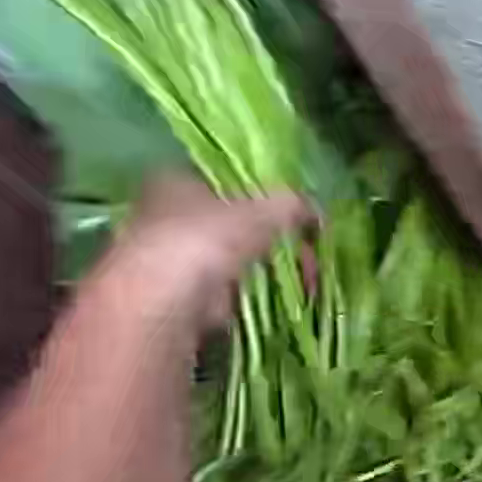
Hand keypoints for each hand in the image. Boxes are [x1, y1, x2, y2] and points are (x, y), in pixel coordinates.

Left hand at [95, 175, 315, 327]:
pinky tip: (283, 294)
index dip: (266, 191)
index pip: (228, 177)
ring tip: (306, 276)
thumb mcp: (264, 209)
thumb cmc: (206, 239)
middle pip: (235, 219)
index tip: (297, 211)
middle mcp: (167, 212)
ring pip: (236, 254)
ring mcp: (173, 255)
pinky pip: (233, 285)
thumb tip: (316, 209)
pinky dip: (259, 289)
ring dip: (271, 264)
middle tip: (310, 250)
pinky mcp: (183, 293)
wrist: (165, 304)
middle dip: (276, 235)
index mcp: (176, 179)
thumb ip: (293, 204)